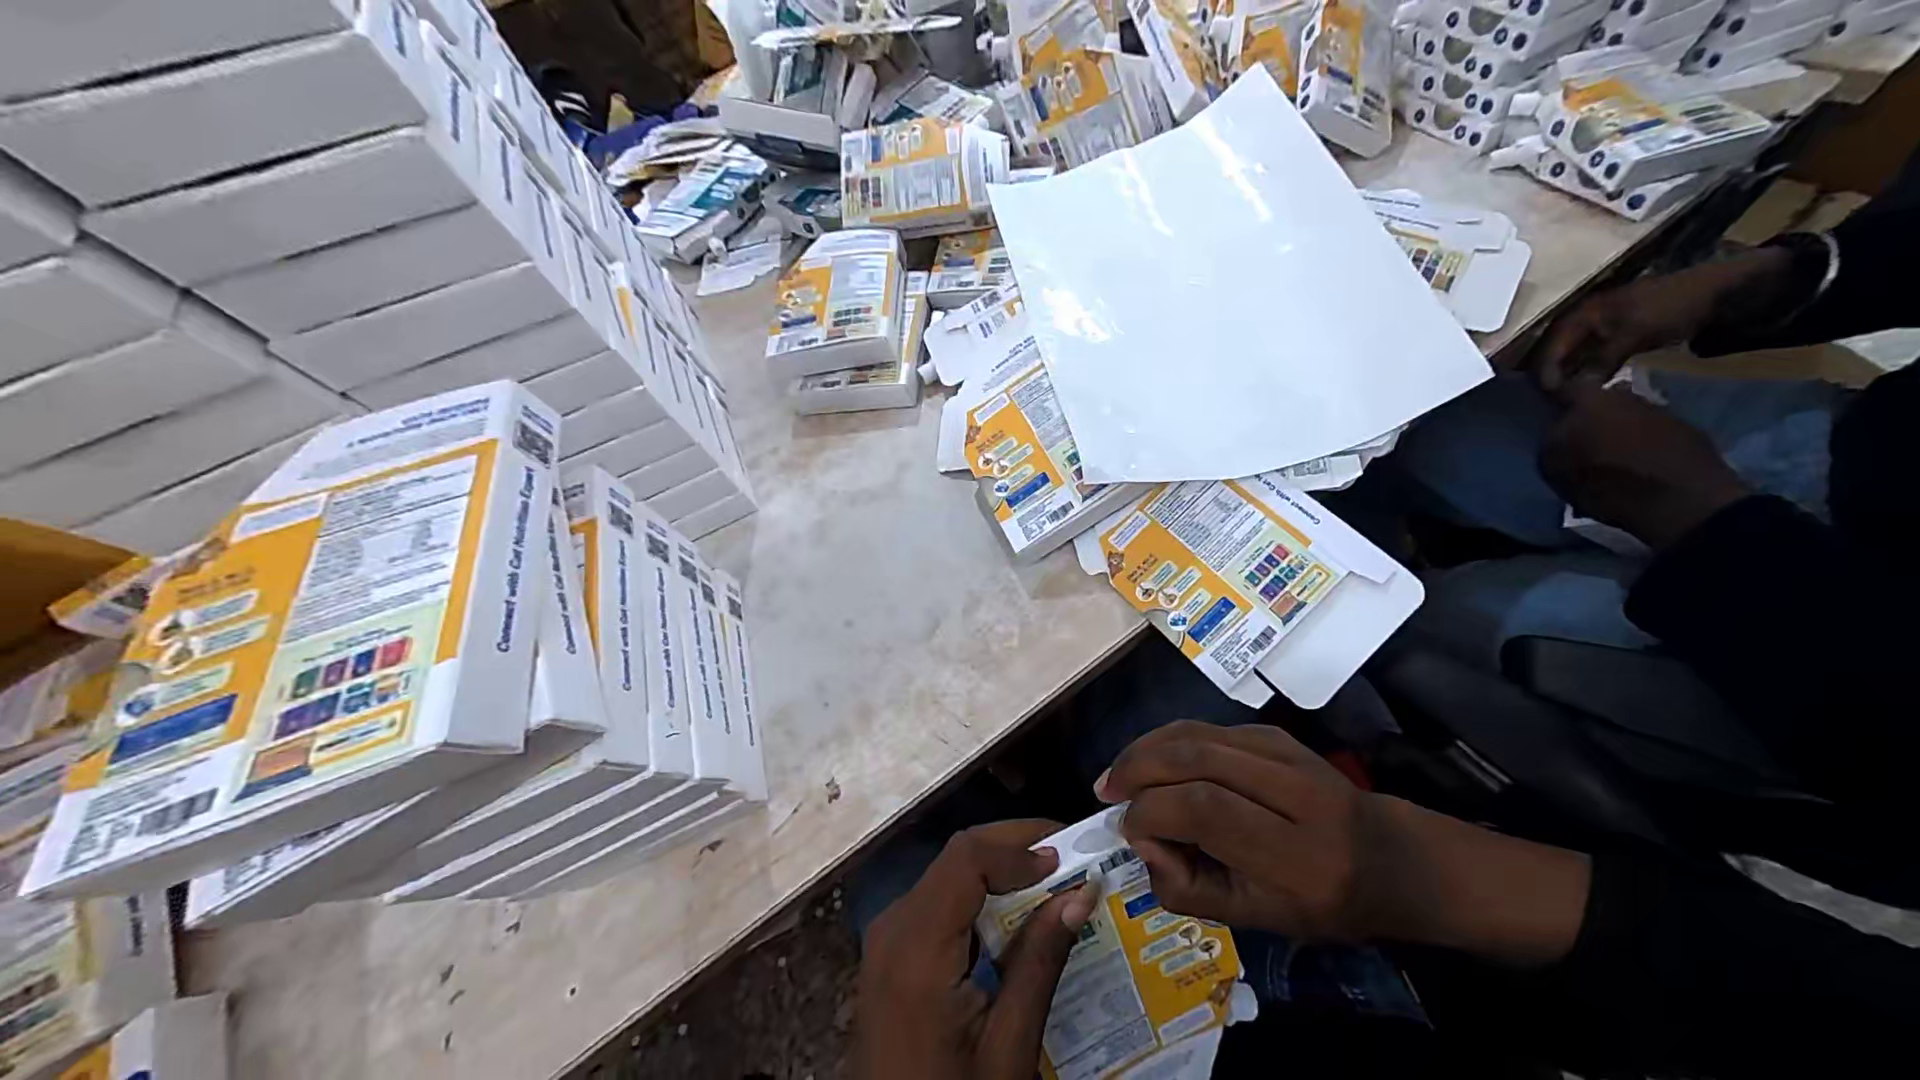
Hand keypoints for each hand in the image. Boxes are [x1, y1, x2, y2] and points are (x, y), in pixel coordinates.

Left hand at [852, 821, 1096, 1079]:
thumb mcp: (1007, 1049)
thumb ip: (1039, 963)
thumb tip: (1080, 893)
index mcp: (916, 947)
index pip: (966, 858)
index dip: (1018, 846)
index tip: (1069, 860)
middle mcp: (894, 925)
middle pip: (957, 858)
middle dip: (1016, 850)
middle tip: (1072, 860)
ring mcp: (887, 936)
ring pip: (950, 874)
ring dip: (1002, 871)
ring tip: (1054, 883)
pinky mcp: (892, 949)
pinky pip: (940, 901)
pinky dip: (981, 897)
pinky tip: (1017, 915)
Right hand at [1097, 721, 1397, 941]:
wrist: (1387, 856)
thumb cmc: (1320, 902)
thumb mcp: (1256, 919)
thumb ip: (1187, 887)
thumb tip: (1140, 838)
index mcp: (1298, 853)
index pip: (1205, 809)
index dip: (1152, 813)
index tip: (1128, 830)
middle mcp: (1294, 790)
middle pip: (1194, 757)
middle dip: (1137, 769)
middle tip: (1106, 790)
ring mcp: (1284, 751)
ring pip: (1193, 733)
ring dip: (1144, 749)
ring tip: (1119, 775)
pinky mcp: (1272, 733)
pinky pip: (1203, 728)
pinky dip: (1166, 741)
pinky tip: (1151, 763)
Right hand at [1526, 249, 1793, 395]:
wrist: (1722, 293)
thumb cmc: (1673, 306)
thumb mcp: (1634, 334)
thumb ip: (1600, 361)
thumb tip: (1575, 391)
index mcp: (1581, 314)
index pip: (1549, 347)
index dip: (1545, 372)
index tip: (1549, 395)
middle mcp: (1582, 320)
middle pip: (1554, 352)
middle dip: (1550, 375)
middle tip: (1550, 400)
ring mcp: (1598, 328)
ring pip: (1570, 356)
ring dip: (1566, 375)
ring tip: (1563, 397)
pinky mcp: (1613, 338)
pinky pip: (1588, 358)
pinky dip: (1584, 372)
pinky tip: (1584, 387)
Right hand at [1540, 380, 1750, 549]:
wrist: (1676, 498)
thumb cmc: (1601, 478)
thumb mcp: (1552, 462)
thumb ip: (1551, 437)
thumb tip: (1558, 428)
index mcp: (1590, 398)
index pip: (1565, 388)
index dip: (1556, 400)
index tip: (1549, 415)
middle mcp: (1627, 396)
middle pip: (1602, 400)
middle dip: (1590, 415)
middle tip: (1579, 438)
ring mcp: (1663, 412)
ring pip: (1629, 416)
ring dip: (1618, 430)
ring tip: (1609, 455)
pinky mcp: (1689, 432)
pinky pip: (1654, 433)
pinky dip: (1643, 444)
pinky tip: (1636, 465)